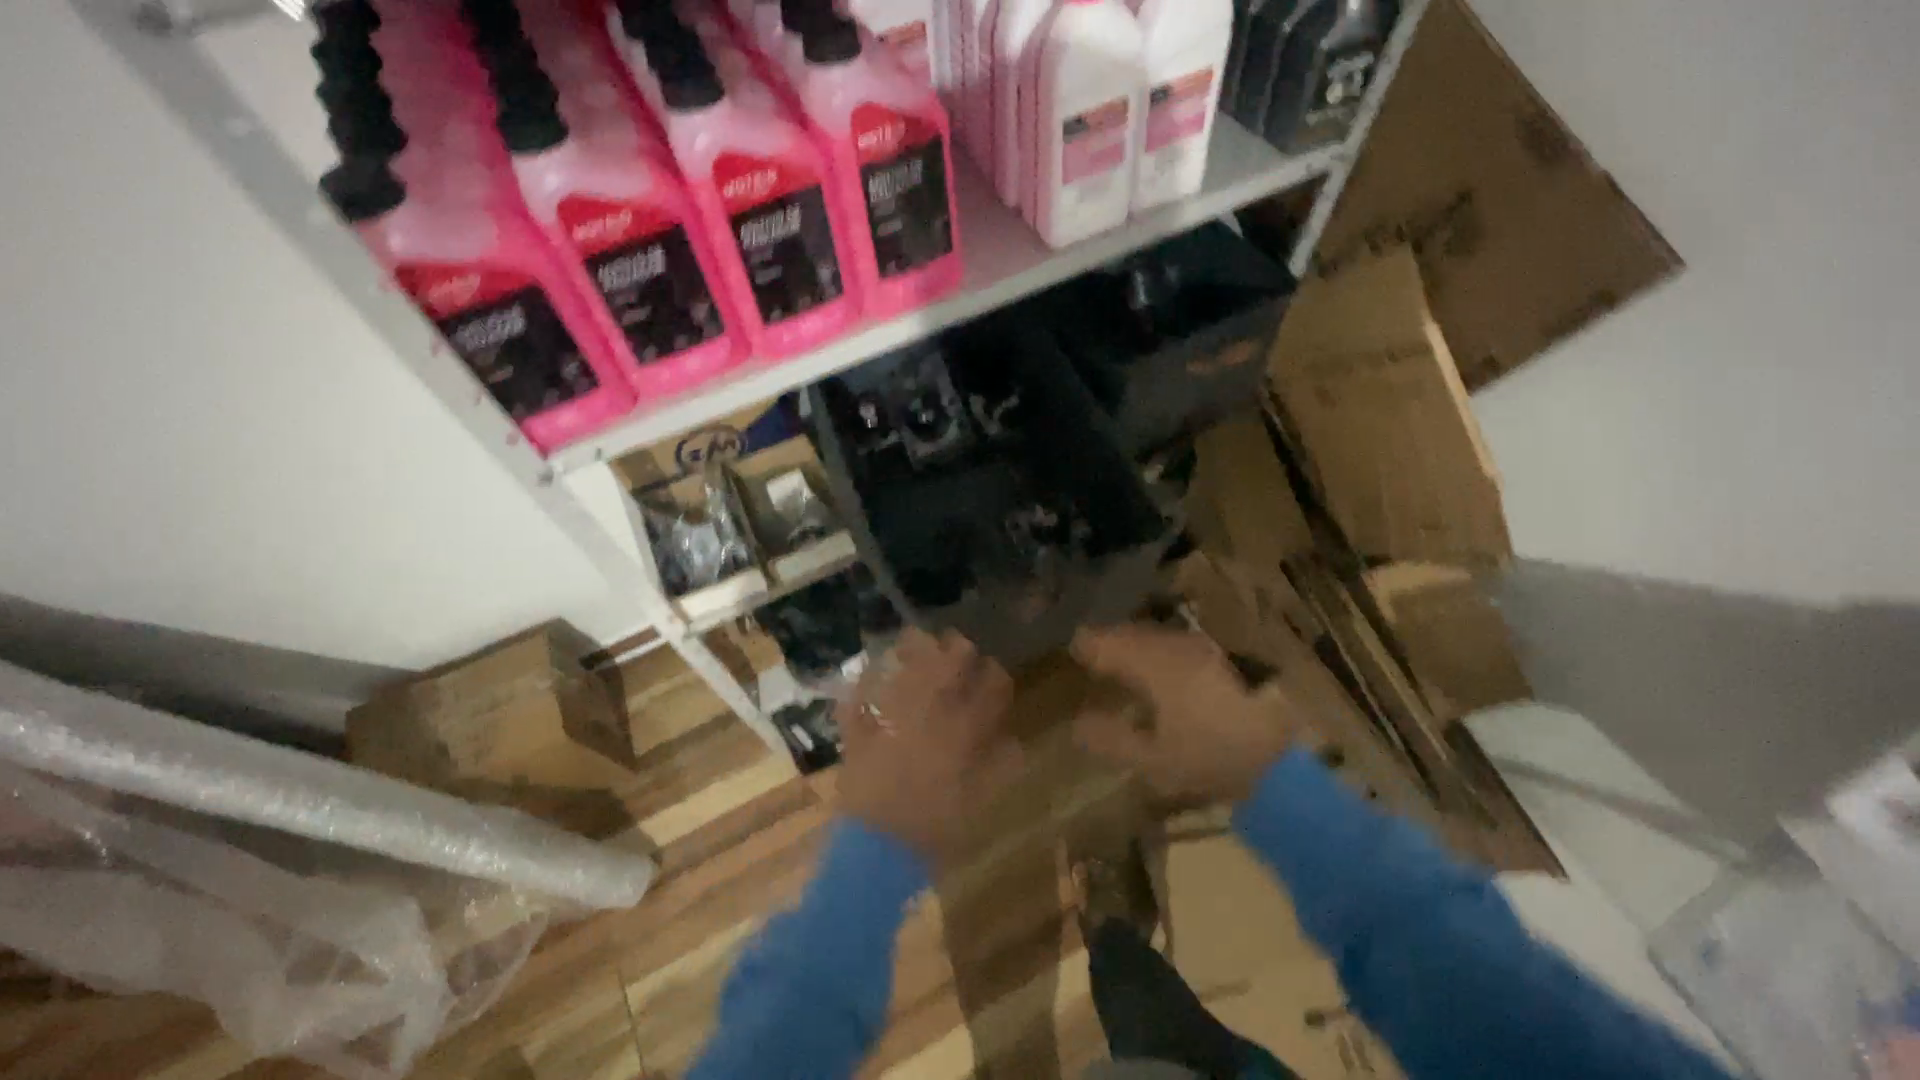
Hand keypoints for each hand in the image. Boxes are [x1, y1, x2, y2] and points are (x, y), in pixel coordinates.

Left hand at [836, 629, 1024, 862]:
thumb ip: (996, 771)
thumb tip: (1015, 743)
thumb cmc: (933, 833)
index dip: (992, 680)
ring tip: (917, 637)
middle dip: (953, 656)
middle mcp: (924, 724)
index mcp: (957, 740)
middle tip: (959, 639)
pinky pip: (856, 706)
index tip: (997, 668)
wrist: (876, 854)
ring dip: (910, 658)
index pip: (982, 700)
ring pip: (900, 682)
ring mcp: (886, 728)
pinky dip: (860, 687)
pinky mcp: (857, 741)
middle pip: (941, 679)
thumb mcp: (975, 805)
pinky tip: (867, 669)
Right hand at [1070, 624, 1294, 804]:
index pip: (1109, 643)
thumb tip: (1077, 723)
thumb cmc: (1212, 758)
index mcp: (1155, 664)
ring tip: (1127, 662)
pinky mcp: (1230, 660)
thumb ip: (1111, 739)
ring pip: (1161, 638)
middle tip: (1095, 653)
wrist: (1285, 760)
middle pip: (1135, 634)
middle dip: (1112, 641)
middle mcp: (1179, 647)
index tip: (1073, 649)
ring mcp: (1208, 650)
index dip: (1088, 645)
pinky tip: (1166, 673)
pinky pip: (1183, 647)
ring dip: (1139, 645)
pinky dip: (1165, 653)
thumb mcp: (1154, 760)